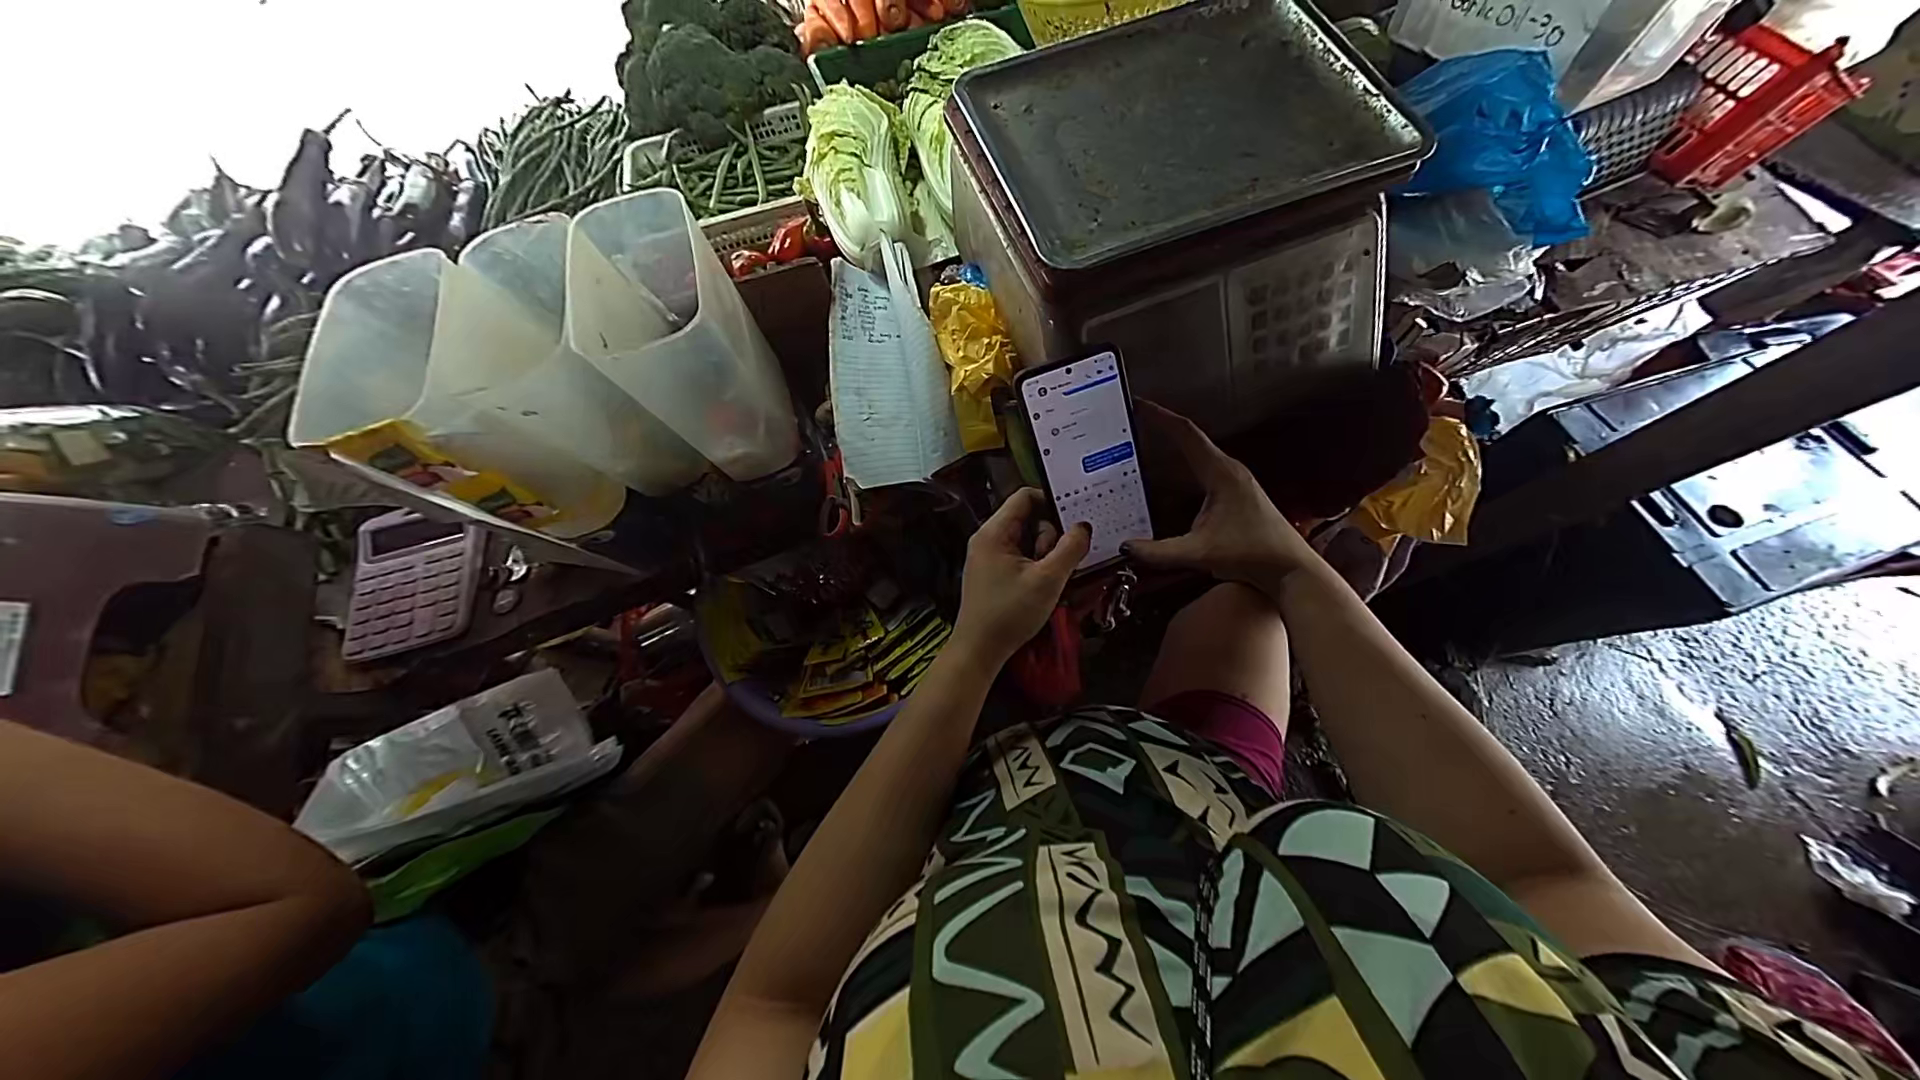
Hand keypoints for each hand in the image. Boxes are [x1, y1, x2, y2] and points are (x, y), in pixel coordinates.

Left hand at [952, 488, 1089, 663]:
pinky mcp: (993, 573)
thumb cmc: (1009, 614)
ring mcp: (989, 556)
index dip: (1051, 501)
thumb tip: (1083, 526)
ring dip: (1044, 554)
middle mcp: (988, 539)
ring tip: (1048, 579)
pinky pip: (1020, 557)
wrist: (979, 651)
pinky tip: (1042, 585)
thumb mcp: (1048, 580)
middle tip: (1056, 562)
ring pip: (1026, 540)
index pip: (1024, 496)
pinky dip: (1035, 566)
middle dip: (1049, 536)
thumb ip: (1070, 549)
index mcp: (994, 532)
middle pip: (1028, 518)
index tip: (1073, 519)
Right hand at [1124, 400, 1322, 587]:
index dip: (1161, 417)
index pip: (1186, 434)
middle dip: (1162, 425)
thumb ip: (1159, 552)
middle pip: (1191, 437)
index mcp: (1221, 473)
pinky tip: (1169, 472)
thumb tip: (1125, 548)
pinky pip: (1203, 466)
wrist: (1290, 569)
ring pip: (1198, 451)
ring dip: (1173, 442)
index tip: (1139, 405)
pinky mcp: (1234, 492)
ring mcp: (1234, 480)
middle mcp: (1228, 469)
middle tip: (1135, 419)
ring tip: (1147, 438)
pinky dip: (1182, 461)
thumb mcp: (1200, 553)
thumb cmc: (1252, 554)